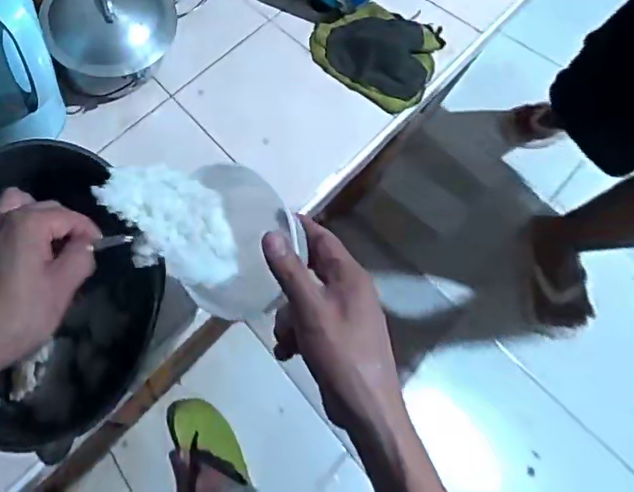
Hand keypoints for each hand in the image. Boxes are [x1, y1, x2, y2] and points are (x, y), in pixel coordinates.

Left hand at [0, 187, 101, 375]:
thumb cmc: (20, 316)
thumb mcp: (60, 290)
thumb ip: (79, 259)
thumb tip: (86, 243)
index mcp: (29, 223)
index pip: (68, 215)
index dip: (88, 230)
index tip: (99, 247)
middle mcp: (5, 216)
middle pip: (43, 206)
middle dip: (64, 224)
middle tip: (76, 252)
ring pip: (12, 201)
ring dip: (31, 212)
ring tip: (43, 239)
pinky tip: (6, 239)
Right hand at [263, 216, 401, 427]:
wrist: (369, 413)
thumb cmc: (341, 354)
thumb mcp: (309, 309)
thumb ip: (289, 270)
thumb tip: (271, 233)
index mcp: (350, 276)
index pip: (322, 236)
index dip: (296, 225)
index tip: (266, 220)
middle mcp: (351, 290)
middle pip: (311, 267)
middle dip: (287, 279)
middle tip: (264, 278)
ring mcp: (348, 315)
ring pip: (307, 297)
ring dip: (289, 314)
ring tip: (282, 336)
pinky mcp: (342, 337)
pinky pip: (312, 321)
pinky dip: (298, 332)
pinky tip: (288, 350)